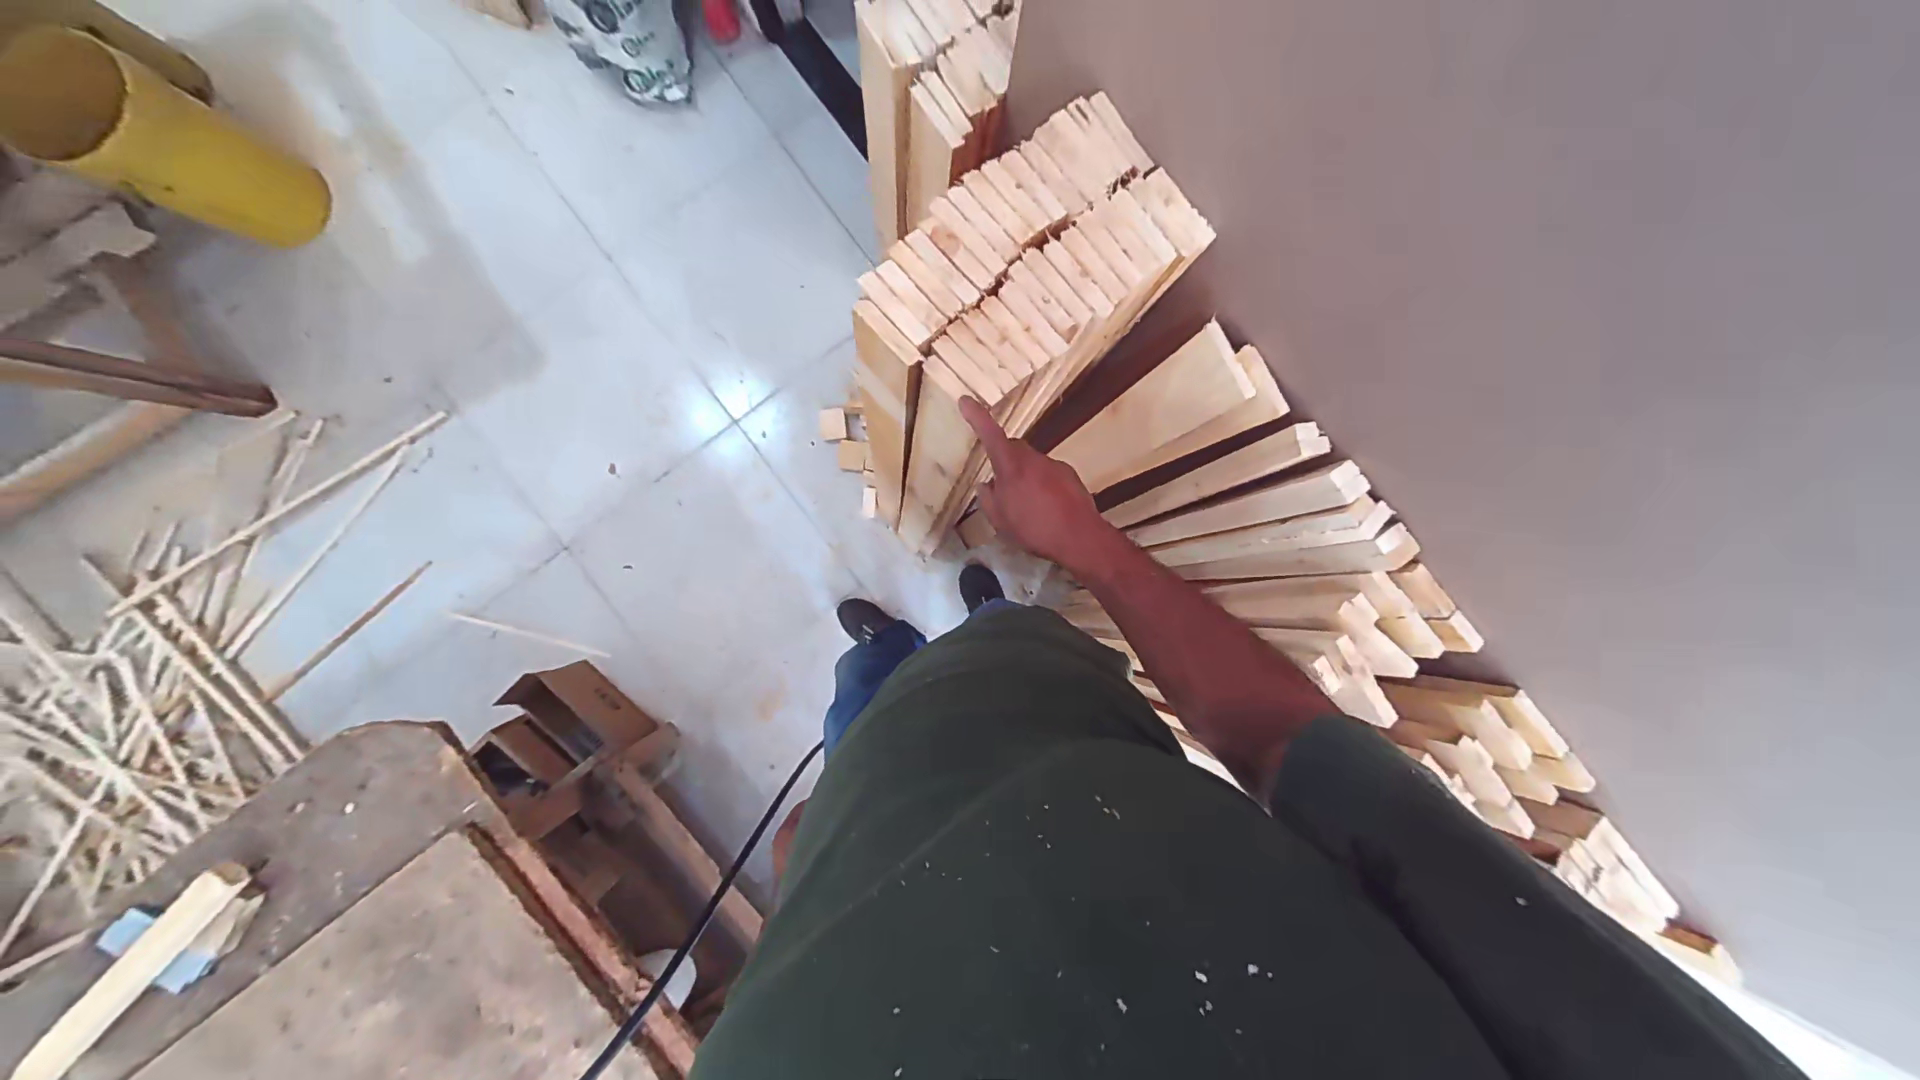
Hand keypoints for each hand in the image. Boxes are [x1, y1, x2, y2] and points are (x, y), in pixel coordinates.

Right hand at [960, 396, 1125, 573]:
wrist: (1079, 537)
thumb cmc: (1034, 529)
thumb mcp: (1000, 521)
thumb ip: (988, 499)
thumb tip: (986, 485)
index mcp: (1011, 467)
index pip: (990, 434)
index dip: (976, 416)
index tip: (966, 401)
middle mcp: (1033, 459)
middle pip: (1013, 448)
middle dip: (1004, 459)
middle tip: (1000, 485)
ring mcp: (1054, 465)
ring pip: (1031, 463)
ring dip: (1024, 476)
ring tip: (1026, 506)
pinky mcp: (1069, 475)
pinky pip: (1048, 474)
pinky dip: (1042, 485)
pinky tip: (1046, 508)